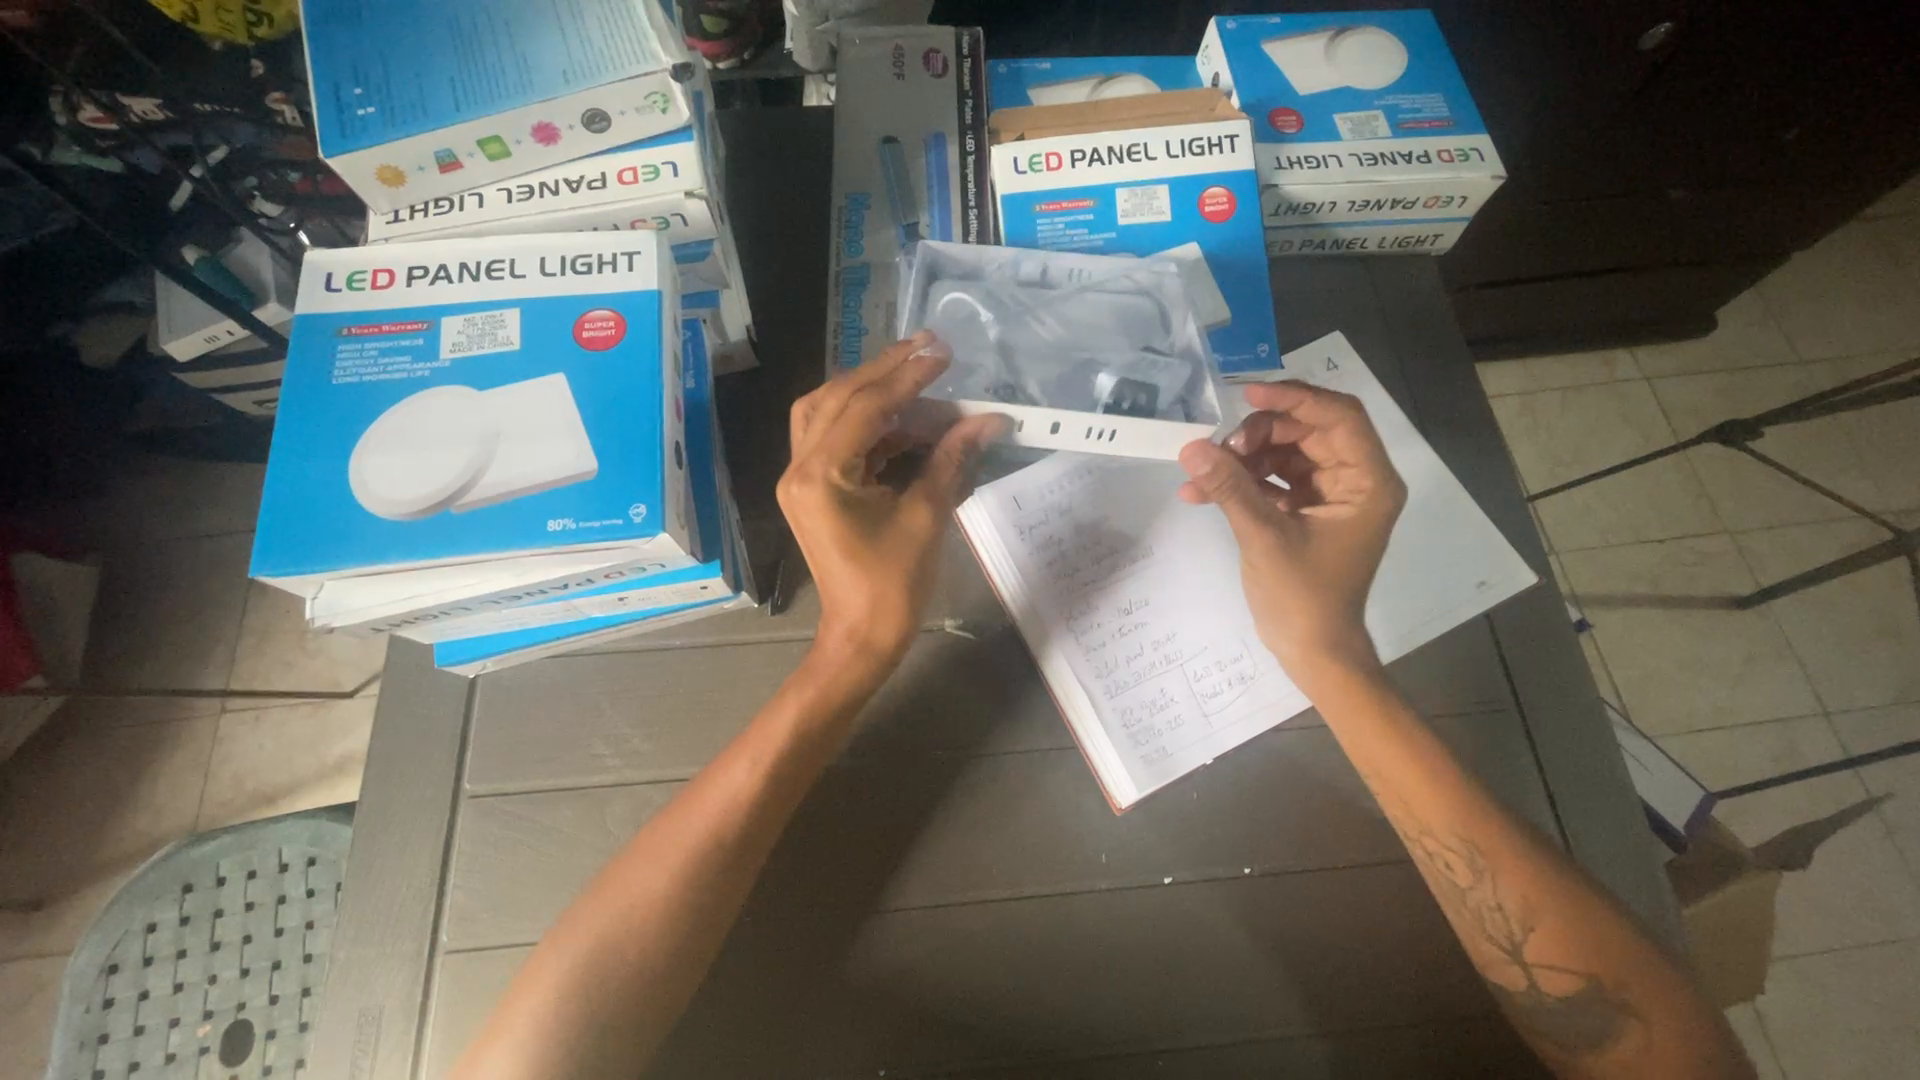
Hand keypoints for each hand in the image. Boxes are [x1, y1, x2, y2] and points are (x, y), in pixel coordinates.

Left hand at [778, 332, 1005, 671]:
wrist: (863, 636)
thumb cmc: (893, 586)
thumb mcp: (927, 516)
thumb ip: (952, 458)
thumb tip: (988, 420)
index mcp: (820, 474)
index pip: (865, 406)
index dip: (908, 376)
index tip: (943, 354)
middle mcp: (799, 467)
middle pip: (837, 397)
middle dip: (884, 370)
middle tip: (927, 347)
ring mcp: (801, 479)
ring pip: (828, 412)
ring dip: (871, 391)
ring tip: (916, 375)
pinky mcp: (813, 490)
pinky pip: (836, 440)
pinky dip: (869, 424)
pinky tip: (906, 420)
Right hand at [1177, 381, 1405, 679]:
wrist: (1312, 650)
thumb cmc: (1304, 597)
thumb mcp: (1264, 536)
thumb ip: (1229, 487)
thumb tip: (1191, 447)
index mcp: (1368, 481)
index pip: (1338, 417)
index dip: (1294, 398)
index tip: (1246, 395)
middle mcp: (1354, 480)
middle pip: (1307, 431)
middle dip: (1259, 434)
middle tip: (1221, 448)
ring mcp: (1329, 495)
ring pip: (1285, 453)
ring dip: (1243, 458)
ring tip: (1204, 475)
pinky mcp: (1304, 511)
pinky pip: (1272, 480)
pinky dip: (1240, 482)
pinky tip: (1200, 492)